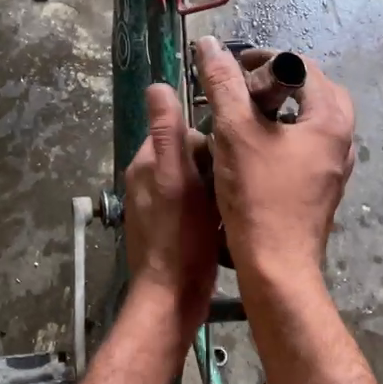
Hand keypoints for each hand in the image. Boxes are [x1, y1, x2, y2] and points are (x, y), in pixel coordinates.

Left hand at [124, 83, 221, 329]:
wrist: (172, 299)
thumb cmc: (180, 237)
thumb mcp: (177, 179)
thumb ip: (167, 133)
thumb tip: (157, 84)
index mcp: (146, 162)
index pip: (185, 133)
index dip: (211, 144)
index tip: (230, 162)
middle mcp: (147, 180)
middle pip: (191, 157)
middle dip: (215, 168)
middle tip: (235, 188)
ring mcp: (156, 207)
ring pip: (196, 183)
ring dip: (215, 191)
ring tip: (233, 207)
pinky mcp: (168, 229)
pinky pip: (194, 207)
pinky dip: (210, 211)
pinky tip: (225, 225)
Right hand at [194, 37, 356, 281]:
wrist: (276, 267)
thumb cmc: (258, 196)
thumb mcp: (234, 132)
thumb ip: (222, 84)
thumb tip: (208, 45)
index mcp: (330, 119)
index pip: (301, 67)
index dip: (263, 58)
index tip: (231, 66)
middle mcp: (343, 139)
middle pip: (313, 89)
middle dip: (276, 80)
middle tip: (240, 85)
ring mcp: (336, 166)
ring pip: (310, 118)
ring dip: (279, 107)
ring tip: (243, 111)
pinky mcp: (324, 187)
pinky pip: (307, 144)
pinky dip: (284, 133)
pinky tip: (254, 145)